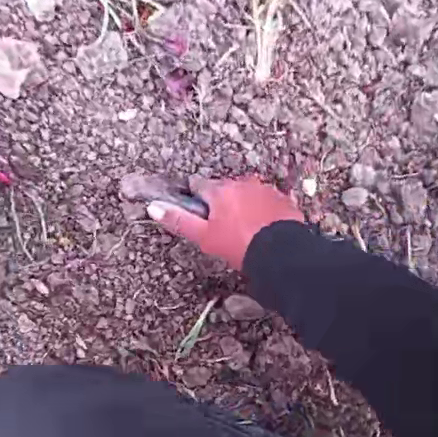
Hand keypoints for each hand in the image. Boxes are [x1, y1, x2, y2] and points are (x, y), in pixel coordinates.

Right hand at [148, 176, 303, 269]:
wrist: (281, 253)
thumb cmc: (240, 245)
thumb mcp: (204, 237)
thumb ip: (179, 220)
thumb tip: (154, 208)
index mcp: (221, 190)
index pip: (199, 185)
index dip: (196, 197)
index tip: (198, 208)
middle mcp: (243, 183)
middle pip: (226, 189)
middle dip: (223, 202)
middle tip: (223, 225)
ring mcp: (265, 190)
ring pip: (249, 193)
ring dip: (245, 204)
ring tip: (245, 229)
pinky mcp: (283, 199)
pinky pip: (269, 201)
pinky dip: (265, 210)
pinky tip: (264, 227)